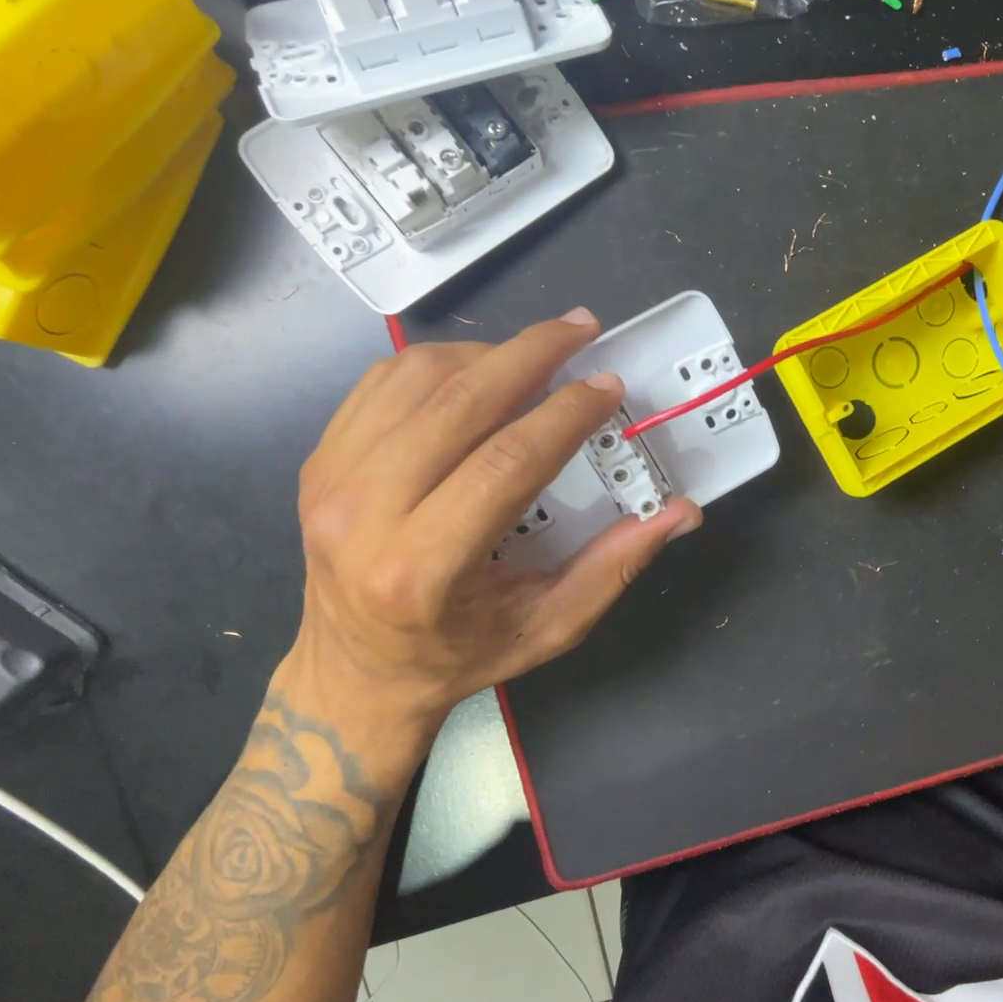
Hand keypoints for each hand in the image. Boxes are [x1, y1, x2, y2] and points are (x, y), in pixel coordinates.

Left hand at [280, 308, 701, 745]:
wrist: (358, 672)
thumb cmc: (462, 655)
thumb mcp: (550, 626)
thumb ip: (615, 566)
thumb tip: (681, 514)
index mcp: (423, 568)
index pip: (505, 463)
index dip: (565, 415)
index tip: (608, 388)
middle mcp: (363, 514)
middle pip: (458, 403)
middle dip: (530, 355)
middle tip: (581, 329)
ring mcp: (331, 481)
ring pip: (417, 380)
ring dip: (487, 353)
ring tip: (538, 354)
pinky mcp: (321, 460)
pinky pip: (384, 383)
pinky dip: (440, 363)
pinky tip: (482, 371)